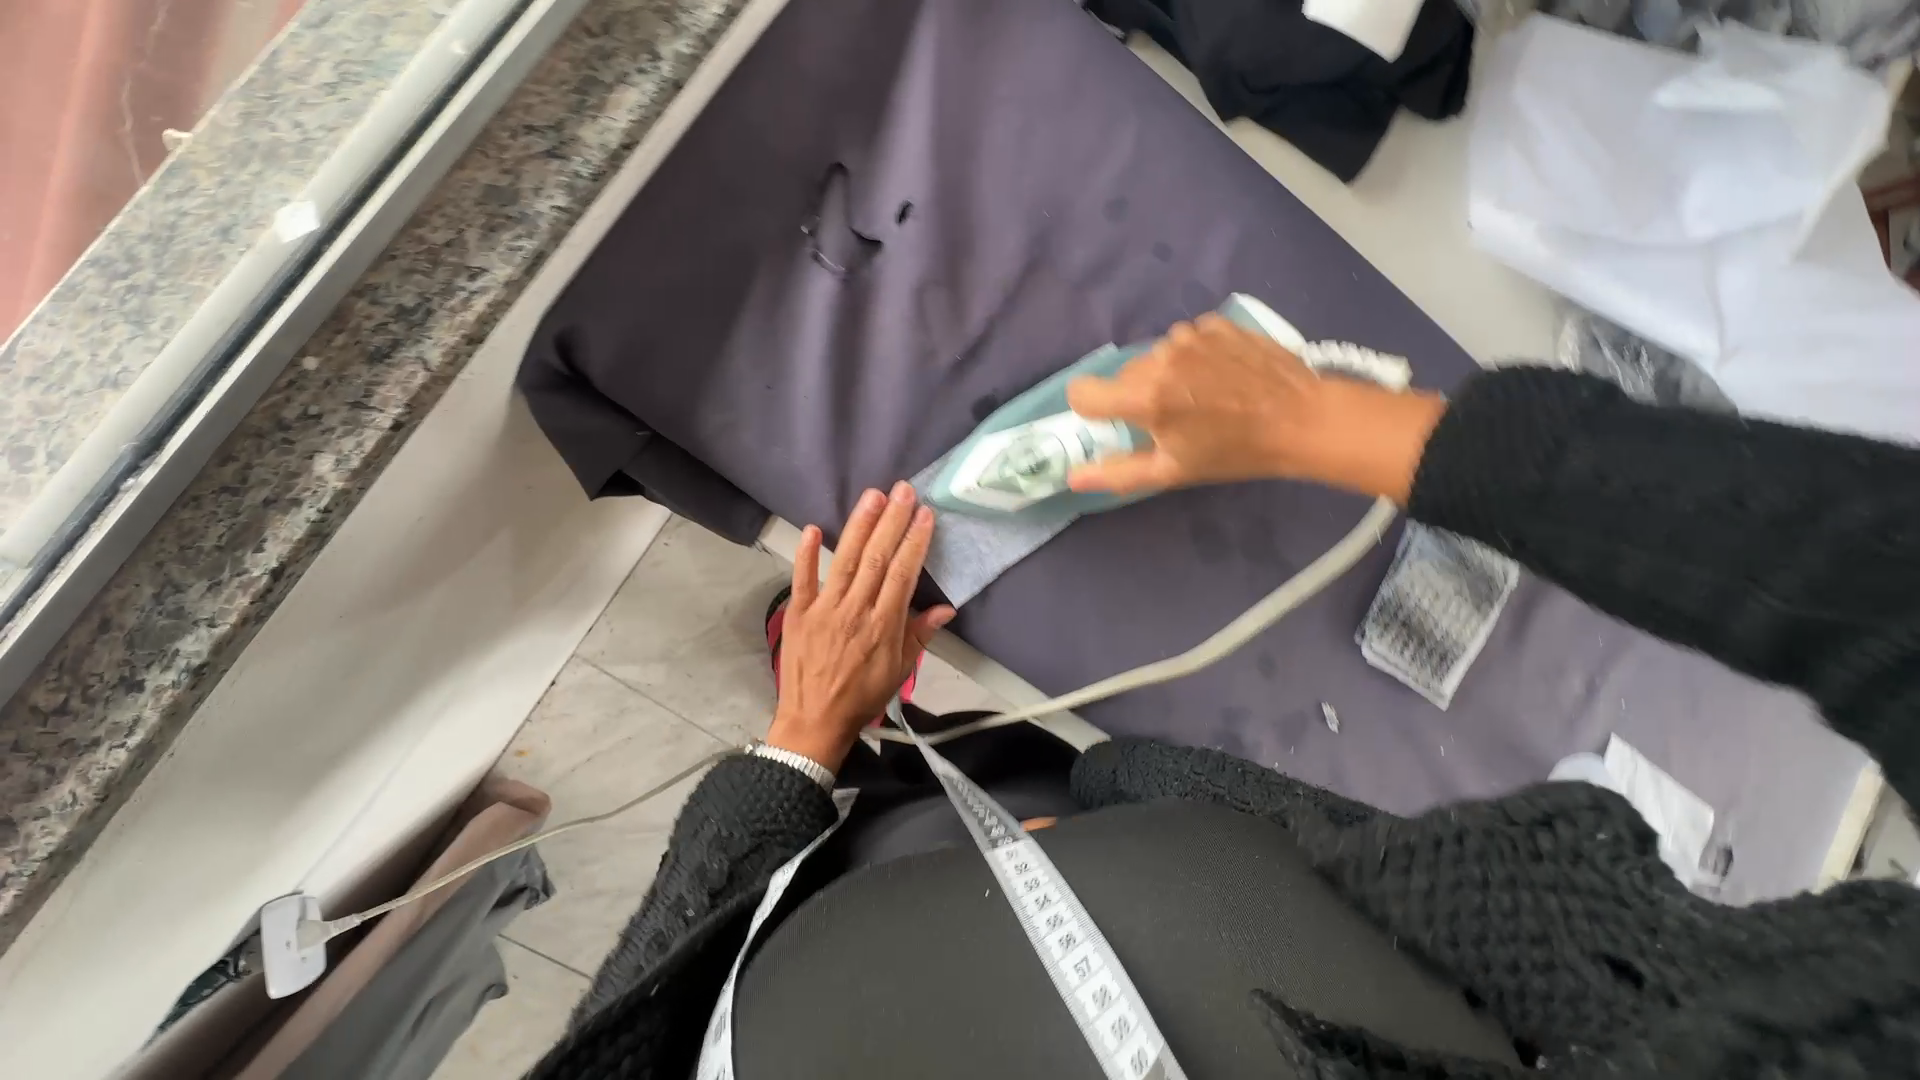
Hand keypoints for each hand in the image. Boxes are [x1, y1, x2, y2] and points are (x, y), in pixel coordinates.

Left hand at [767, 482, 954, 771]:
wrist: (815, 721)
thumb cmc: (863, 695)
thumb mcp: (900, 670)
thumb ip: (920, 634)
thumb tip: (946, 607)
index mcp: (883, 625)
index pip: (903, 574)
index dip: (915, 541)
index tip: (924, 514)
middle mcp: (855, 610)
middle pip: (877, 558)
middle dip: (892, 521)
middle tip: (903, 490)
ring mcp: (824, 609)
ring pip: (846, 560)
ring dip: (860, 526)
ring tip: (873, 496)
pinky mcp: (798, 613)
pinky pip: (802, 579)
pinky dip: (807, 554)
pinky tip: (815, 528)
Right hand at [1064, 314, 1447, 502]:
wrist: (1301, 419)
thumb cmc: (1233, 452)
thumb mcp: (1172, 472)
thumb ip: (1116, 473)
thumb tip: (1072, 477)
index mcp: (1144, 397)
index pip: (1082, 391)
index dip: (1093, 409)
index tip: (1117, 422)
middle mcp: (1159, 358)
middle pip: (1121, 376)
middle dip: (1136, 396)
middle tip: (1172, 417)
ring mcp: (1189, 335)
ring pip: (1154, 357)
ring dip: (1166, 374)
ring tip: (1202, 395)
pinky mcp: (1214, 324)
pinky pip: (1185, 340)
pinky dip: (1193, 356)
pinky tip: (1220, 375)